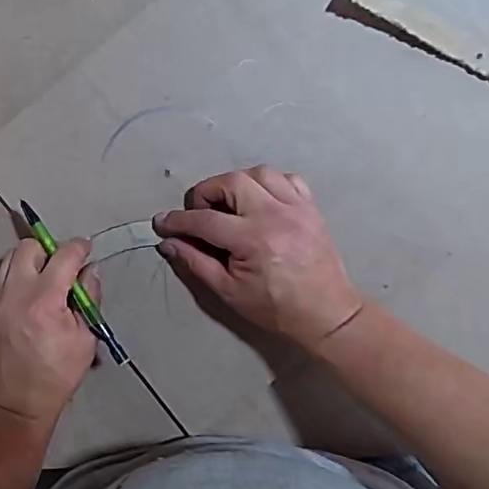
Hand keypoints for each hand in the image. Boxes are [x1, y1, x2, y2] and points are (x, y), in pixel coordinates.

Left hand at [0, 237, 98, 424]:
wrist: (18, 401)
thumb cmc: (57, 374)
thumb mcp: (86, 338)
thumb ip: (89, 297)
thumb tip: (90, 270)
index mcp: (44, 302)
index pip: (63, 255)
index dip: (80, 247)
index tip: (87, 249)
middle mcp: (17, 293)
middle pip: (31, 246)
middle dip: (52, 250)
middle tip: (65, 268)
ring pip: (12, 256)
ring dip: (33, 258)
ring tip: (47, 278)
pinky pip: (4, 274)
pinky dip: (20, 272)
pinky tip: (33, 291)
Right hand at [154, 166, 364, 350]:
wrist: (326, 315)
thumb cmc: (276, 309)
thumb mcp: (228, 292)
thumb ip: (196, 263)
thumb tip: (169, 243)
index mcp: (253, 240)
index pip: (205, 220)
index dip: (178, 220)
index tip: (162, 222)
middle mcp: (275, 215)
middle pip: (231, 182)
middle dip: (207, 192)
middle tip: (199, 213)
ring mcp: (296, 208)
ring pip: (259, 173)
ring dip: (237, 183)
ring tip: (229, 205)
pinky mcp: (310, 208)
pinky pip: (287, 179)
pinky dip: (268, 183)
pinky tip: (260, 200)